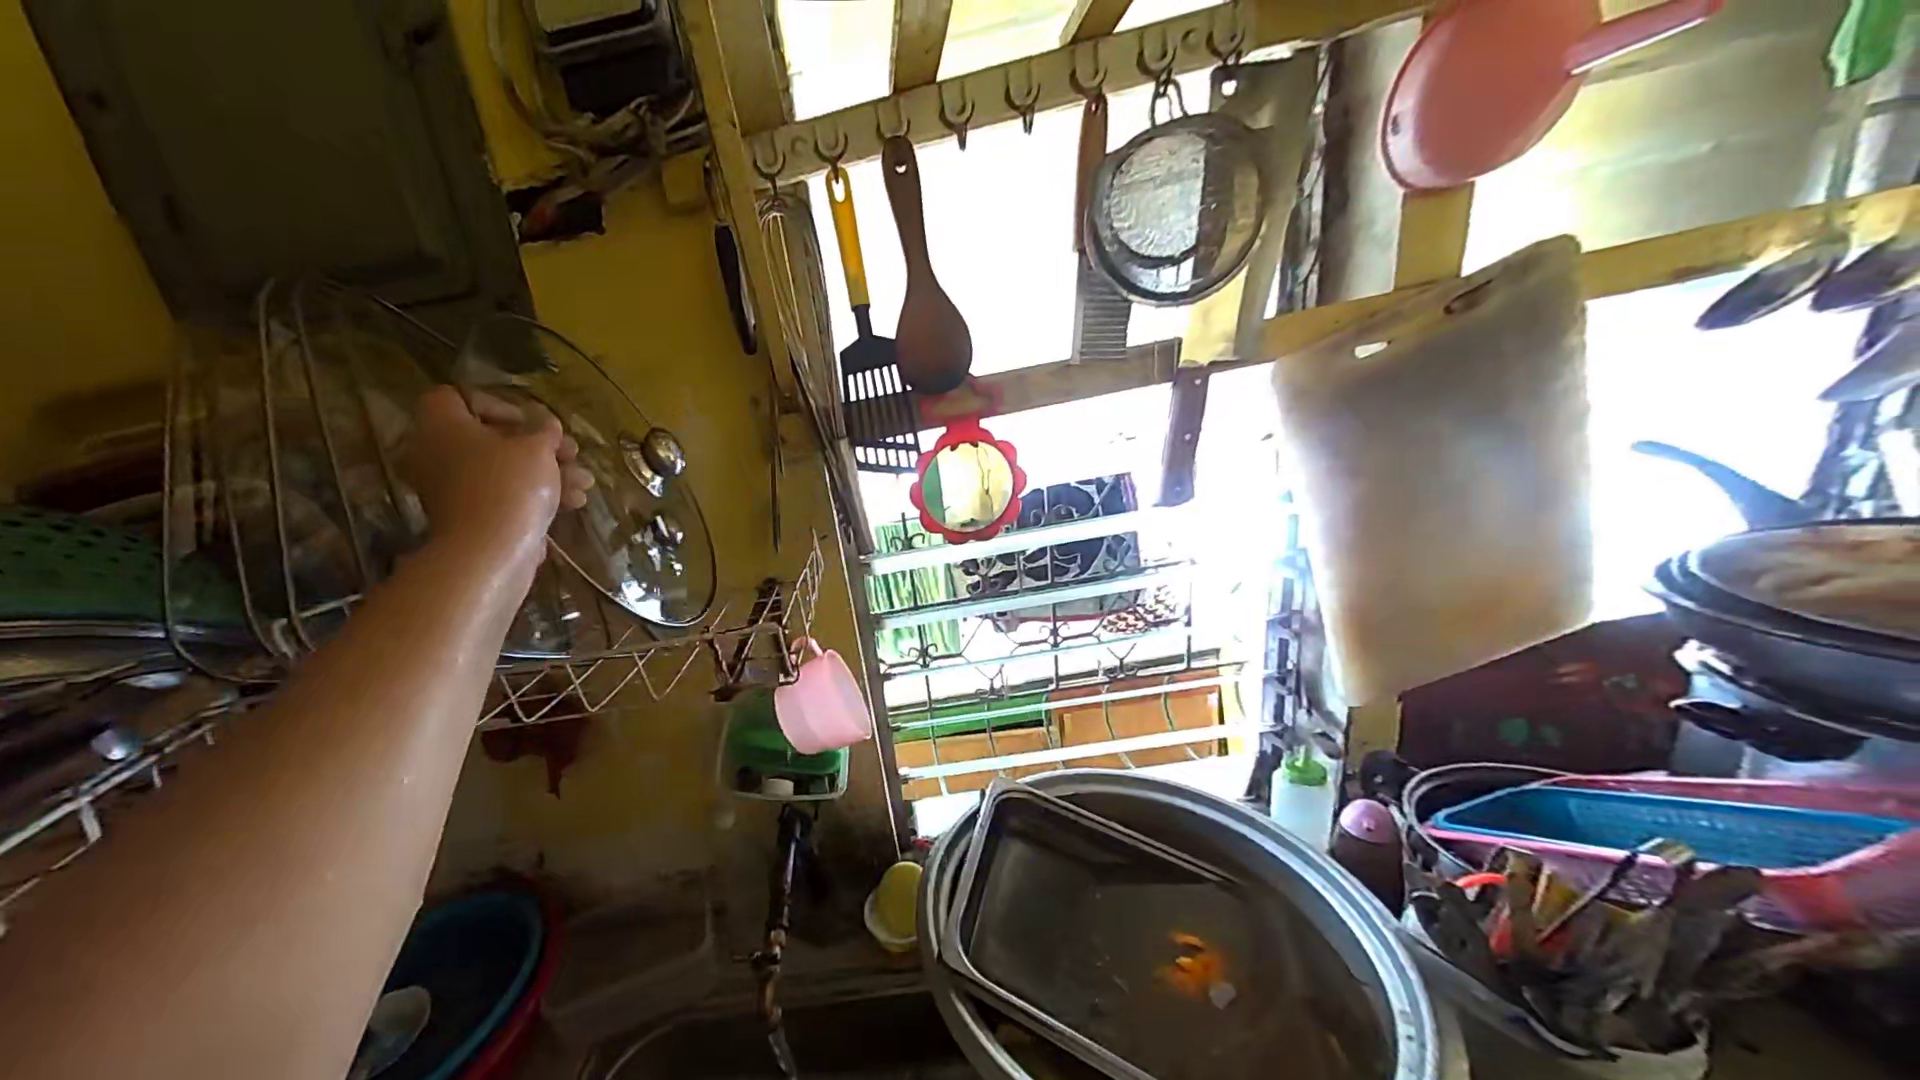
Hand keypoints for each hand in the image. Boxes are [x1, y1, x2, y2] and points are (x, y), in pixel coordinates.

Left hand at [400, 386, 593, 569]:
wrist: (492, 549)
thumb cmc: (509, 484)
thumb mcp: (537, 447)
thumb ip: (544, 430)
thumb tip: (544, 424)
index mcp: (440, 426)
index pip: (458, 398)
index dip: (499, 405)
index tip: (531, 424)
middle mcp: (436, 453)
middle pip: (490, 438)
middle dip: (538, 445)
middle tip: (571, 452)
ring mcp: (452, 488)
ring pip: (503, 469)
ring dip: (548, 472)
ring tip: (584, 482)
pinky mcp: (471, 515)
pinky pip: (503, 494)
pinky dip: (535, 494)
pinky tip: (574, 502)